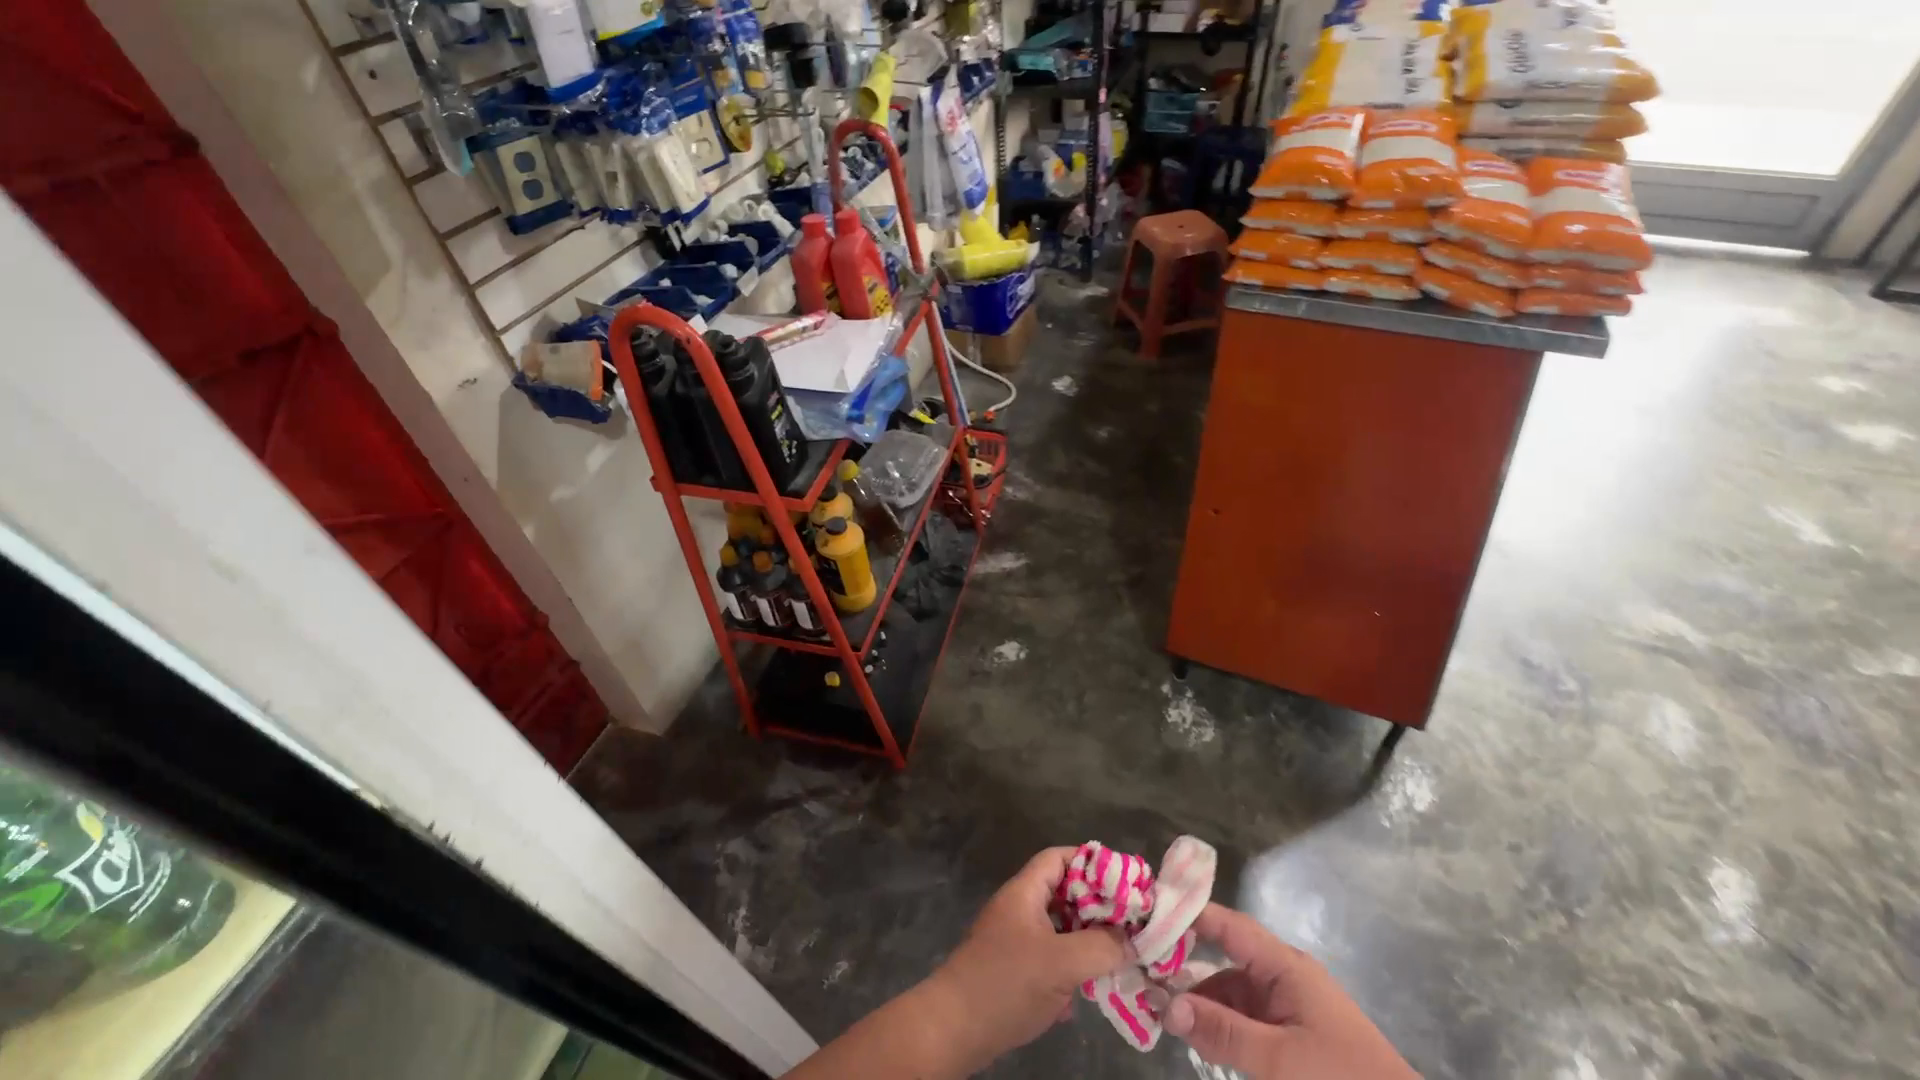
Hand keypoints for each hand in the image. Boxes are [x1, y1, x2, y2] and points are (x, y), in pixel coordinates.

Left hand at [929, 847, 1130, 1067]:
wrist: (954, 1029)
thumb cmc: (1006, 984)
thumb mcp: (1061, 963)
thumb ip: (1101, 947)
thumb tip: (1130, 940)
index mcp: (1024, 893)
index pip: (1060, 858)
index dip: (1093, 863)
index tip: (1126, 883)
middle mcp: (1019, 910)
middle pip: (1064, 894)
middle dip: (1097, 908)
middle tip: (1130, 925)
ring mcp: (1015, 941)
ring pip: (1060, 930)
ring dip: (1087, 942)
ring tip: (1117, 957)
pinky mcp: (1014, 971)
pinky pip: (1051, 959)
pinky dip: (1070, 970)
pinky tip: (1087, 992)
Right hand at [1164, 903, 1418, 1079]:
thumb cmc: (1341, 1076)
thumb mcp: (1279, 1059)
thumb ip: (1222, 1031)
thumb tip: (1164, 1006)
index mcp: (1284, 966)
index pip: (1226, 925)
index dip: (1187, 914)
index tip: (1144, 912)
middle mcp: (1282, 976)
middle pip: (1222, 958)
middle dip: (1182, 966)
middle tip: (1138, 974)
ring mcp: (1286, 1005)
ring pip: (1228, 990)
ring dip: (1197, 1001)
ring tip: (1158, 1013)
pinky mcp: (1289, 1032)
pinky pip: (1242, 1016)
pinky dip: (1217, 1024)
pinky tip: (1195, 1037)